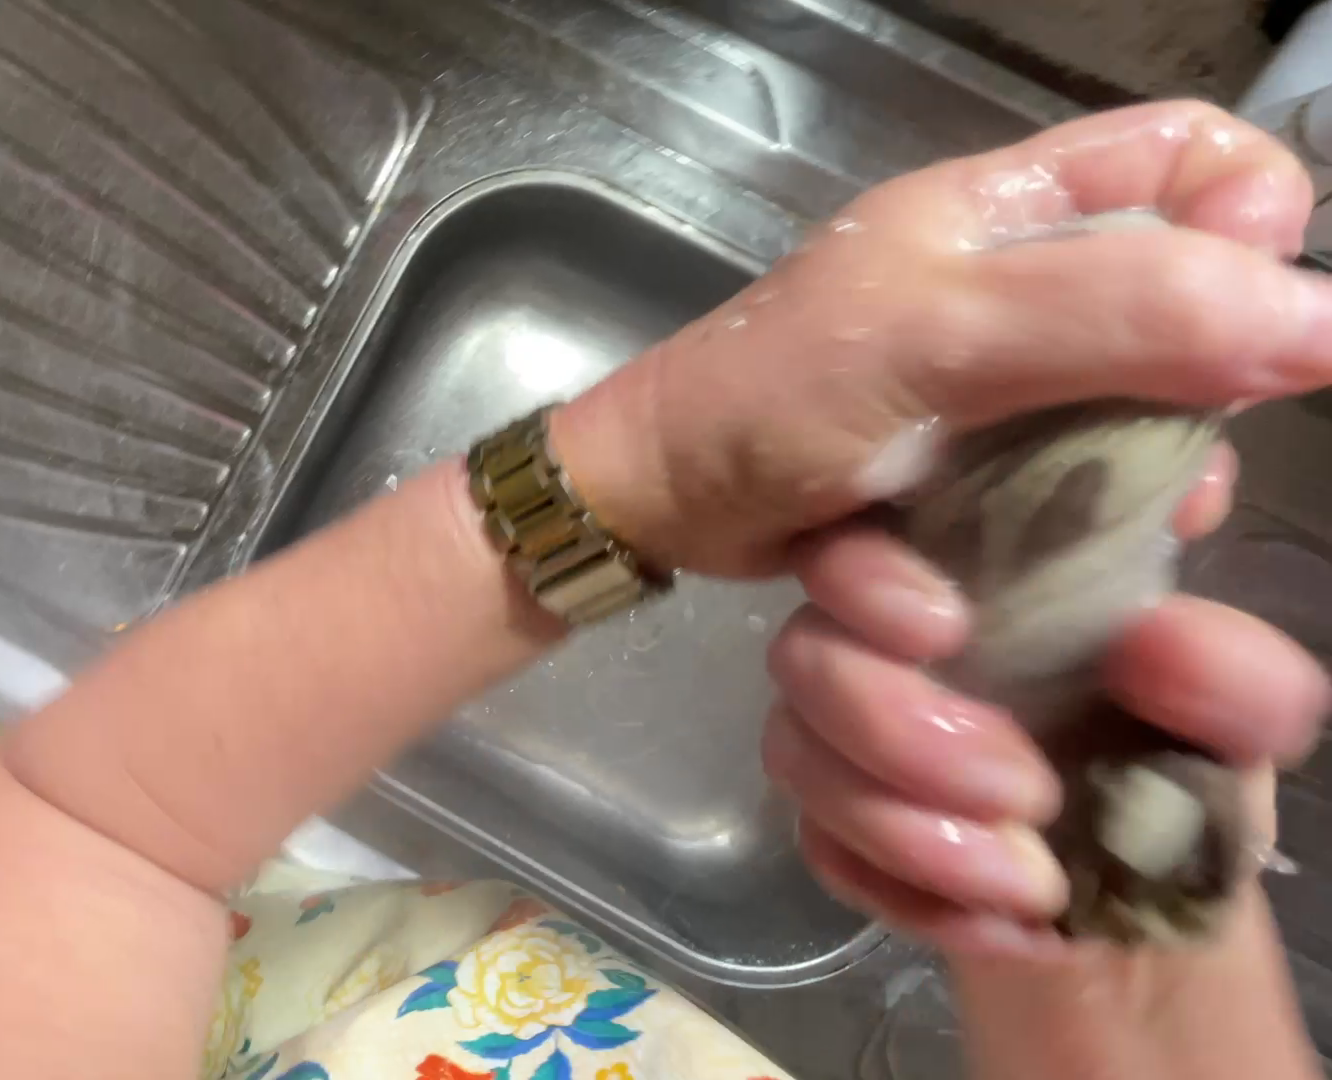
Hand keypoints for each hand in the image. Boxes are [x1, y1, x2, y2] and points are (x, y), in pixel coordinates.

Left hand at [549, 100, 1331, 578]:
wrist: (662, 497)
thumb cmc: (765, 403)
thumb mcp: (924, 339)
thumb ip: (1108, 315)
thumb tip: (1320, 320)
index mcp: (981, 219)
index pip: (1176, 157)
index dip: (1244, 212)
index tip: (1239, 307)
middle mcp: (984, 293)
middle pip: (1162, 305)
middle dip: (1187, 385)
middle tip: (1163, 463)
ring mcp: (962, 385)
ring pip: (1108, 412)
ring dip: (1115, 481)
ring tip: (1103, 527)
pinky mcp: (938, 462)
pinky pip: (1034, 485)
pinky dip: (1037, 526)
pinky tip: (1012, 557)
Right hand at [766, 486, 1325, 954]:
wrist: (1130, 878)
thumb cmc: (1166, 756)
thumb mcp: (1230, 711)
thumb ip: (1219, 670)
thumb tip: (1156, 644)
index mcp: (937, 587)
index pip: (845, 547)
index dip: (860, 579)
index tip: (942, 631)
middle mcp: (859, 649)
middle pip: (800, 656)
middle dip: (890, 729)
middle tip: (1020, 792)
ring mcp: (828, 737)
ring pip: (793, 756)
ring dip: (899, 828)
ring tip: (1034, 887)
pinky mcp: (823, 819)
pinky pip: (820, 846)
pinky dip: (903, 893)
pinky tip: (996, 924)